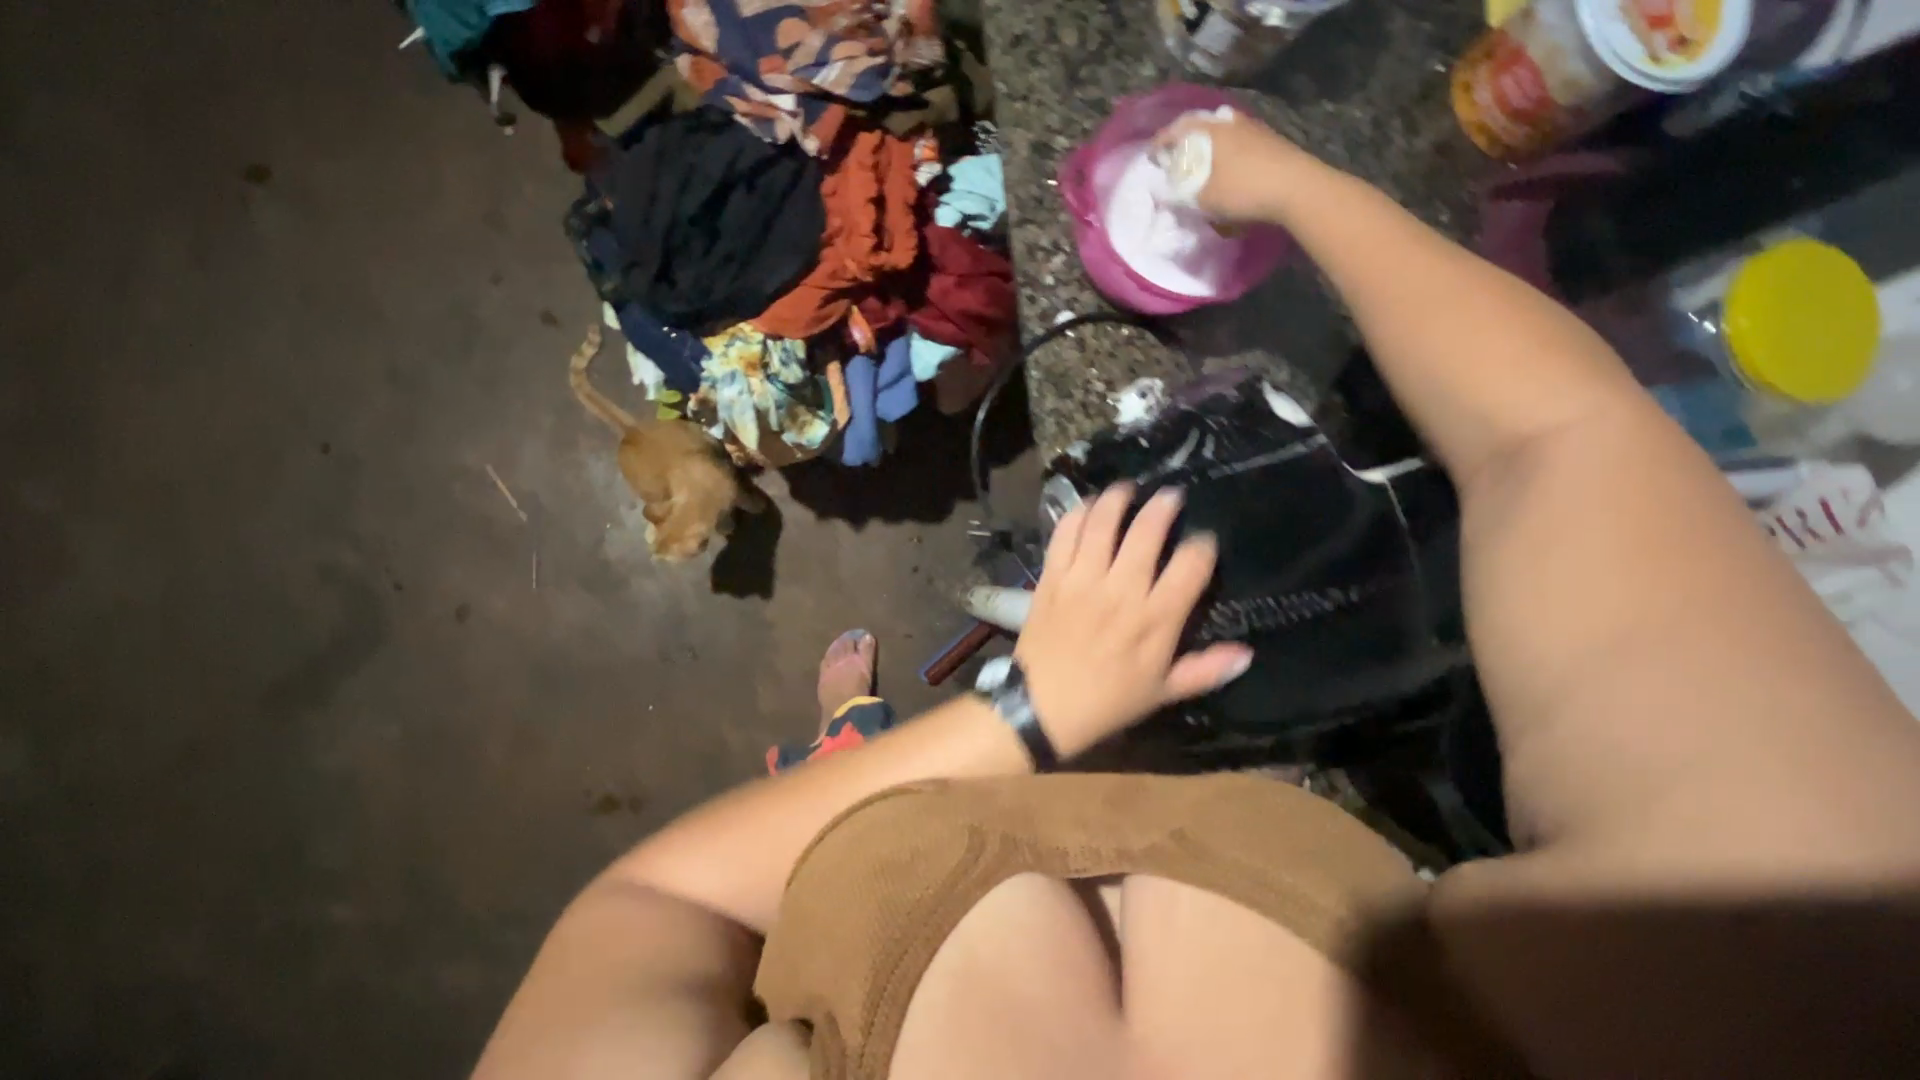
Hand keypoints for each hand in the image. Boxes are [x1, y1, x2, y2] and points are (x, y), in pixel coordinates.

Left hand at [1014, 485, 1254, 755]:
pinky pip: (1065, 534)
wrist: (1039, 710)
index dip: (1203, 545)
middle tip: (1170, 496)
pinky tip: (1088, 506)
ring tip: (1128, 490)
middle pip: (1147, 531)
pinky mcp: (1052, 577)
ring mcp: (1082, 580)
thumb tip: (1247, 655)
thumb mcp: (1161, 693)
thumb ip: (1204, 670)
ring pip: (1103, 523)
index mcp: (1155, 620)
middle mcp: (1121, 591)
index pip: (1191, 565)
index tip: (1204, 540)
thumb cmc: (1106, 704)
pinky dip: (1078, 513)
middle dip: (1164, 506)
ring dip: (1118, 498)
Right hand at [1155, 109, 1318, 223]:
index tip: (1152, 154)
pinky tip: (1229, 168)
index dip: (1161, 141)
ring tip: (1203, 162)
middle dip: (1187, 139)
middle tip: (1177, 156)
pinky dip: (1228, 152)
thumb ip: (1183, 195)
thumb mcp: (1205, 199)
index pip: (1177, 128)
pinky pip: (1240, 142)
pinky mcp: (1271, 141)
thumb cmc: (1244, 190)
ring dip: (1211, 145)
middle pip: (1202, 124)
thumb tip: (1168, 193)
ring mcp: (1254, 129)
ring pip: (1223, 131)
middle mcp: (1231, 122)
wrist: (1298, 188)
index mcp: (1210, 130)